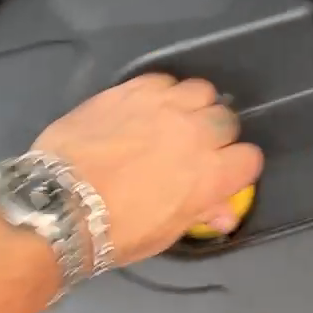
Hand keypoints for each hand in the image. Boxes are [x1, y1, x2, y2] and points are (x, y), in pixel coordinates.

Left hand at [33, 73, 263, 265]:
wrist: (62, 205)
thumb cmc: (118, 231)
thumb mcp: (167, 232)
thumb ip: (201, 212)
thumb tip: (224, 212)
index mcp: (210, 175)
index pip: (249, 160)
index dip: (237, 170)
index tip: (222, 178)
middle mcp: (195, 132)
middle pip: (226, 120)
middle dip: (217, 137)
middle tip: (193, 152)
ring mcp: (163, 105)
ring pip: (200, 91)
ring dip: (193, 108)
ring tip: (172, 125)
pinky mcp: (131, 89)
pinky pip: (163, 80)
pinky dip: (162, 94)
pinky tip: (146, 112)